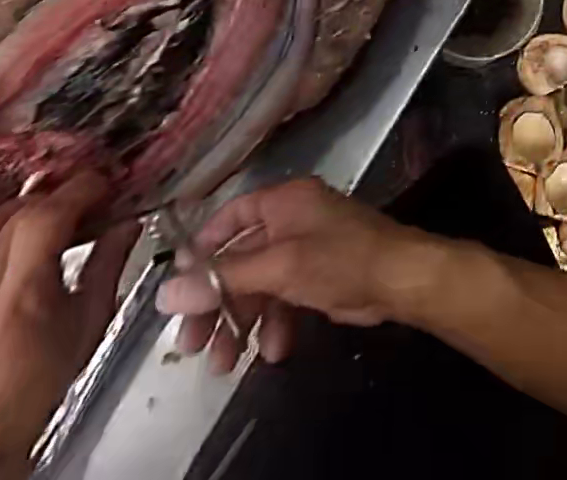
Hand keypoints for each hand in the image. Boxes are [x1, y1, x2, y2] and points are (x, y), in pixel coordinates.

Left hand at [0, 173, 141, 479]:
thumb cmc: (33, 398)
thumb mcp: (86, 330)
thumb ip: (107, 268)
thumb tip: (126, 224)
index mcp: (17, 301)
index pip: (43, 219)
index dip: (78, 190)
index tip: (102, 182)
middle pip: (7, 216)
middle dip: (51, 197)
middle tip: (82, 198)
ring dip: (15, 211)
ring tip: (45, 217)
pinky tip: (9, 246)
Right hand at [154, 178, 446, 373]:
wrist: (400, 278)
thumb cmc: (340, 258)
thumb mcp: (279, 266)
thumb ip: (224, 278)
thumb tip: (166, 292)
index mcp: (284, 201)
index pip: (231, 216)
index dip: (203, 248)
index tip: (180, 283)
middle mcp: (293, 220)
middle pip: (241, 259)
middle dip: (217, 303)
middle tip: (190, 345)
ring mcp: (307, 248)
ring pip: (261, 285)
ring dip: (242, 323)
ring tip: (224, 364)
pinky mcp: (320, 276)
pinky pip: (285, 298)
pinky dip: (276, 323)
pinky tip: (274, 351)